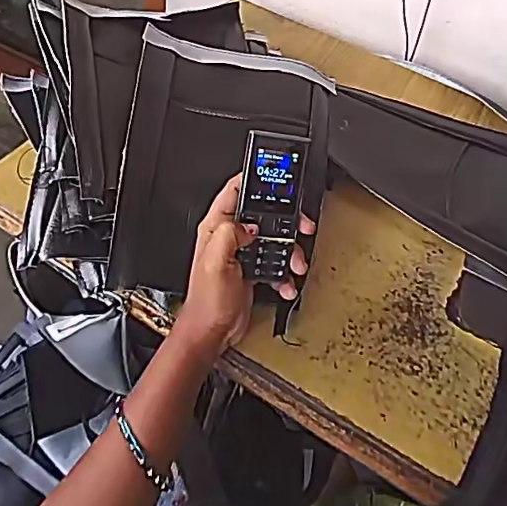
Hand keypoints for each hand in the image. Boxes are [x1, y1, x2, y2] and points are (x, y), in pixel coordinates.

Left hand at [170, 174, 315, 357]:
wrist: (212, 332)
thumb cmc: (206, 301)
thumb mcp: (215, 263)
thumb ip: (230, 234)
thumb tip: (249, 224)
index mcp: (216, 227)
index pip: (234, 191)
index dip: (252, 178)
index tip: (272, 173)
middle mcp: (229, 236)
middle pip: (262, 213)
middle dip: (284, 218)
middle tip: (300, 224)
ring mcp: (242, 252)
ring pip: (273, 237)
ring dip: (288, 249)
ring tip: (294, 261)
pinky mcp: (252, 269)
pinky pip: (275, 261)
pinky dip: (284, 271)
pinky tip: (285, 281)